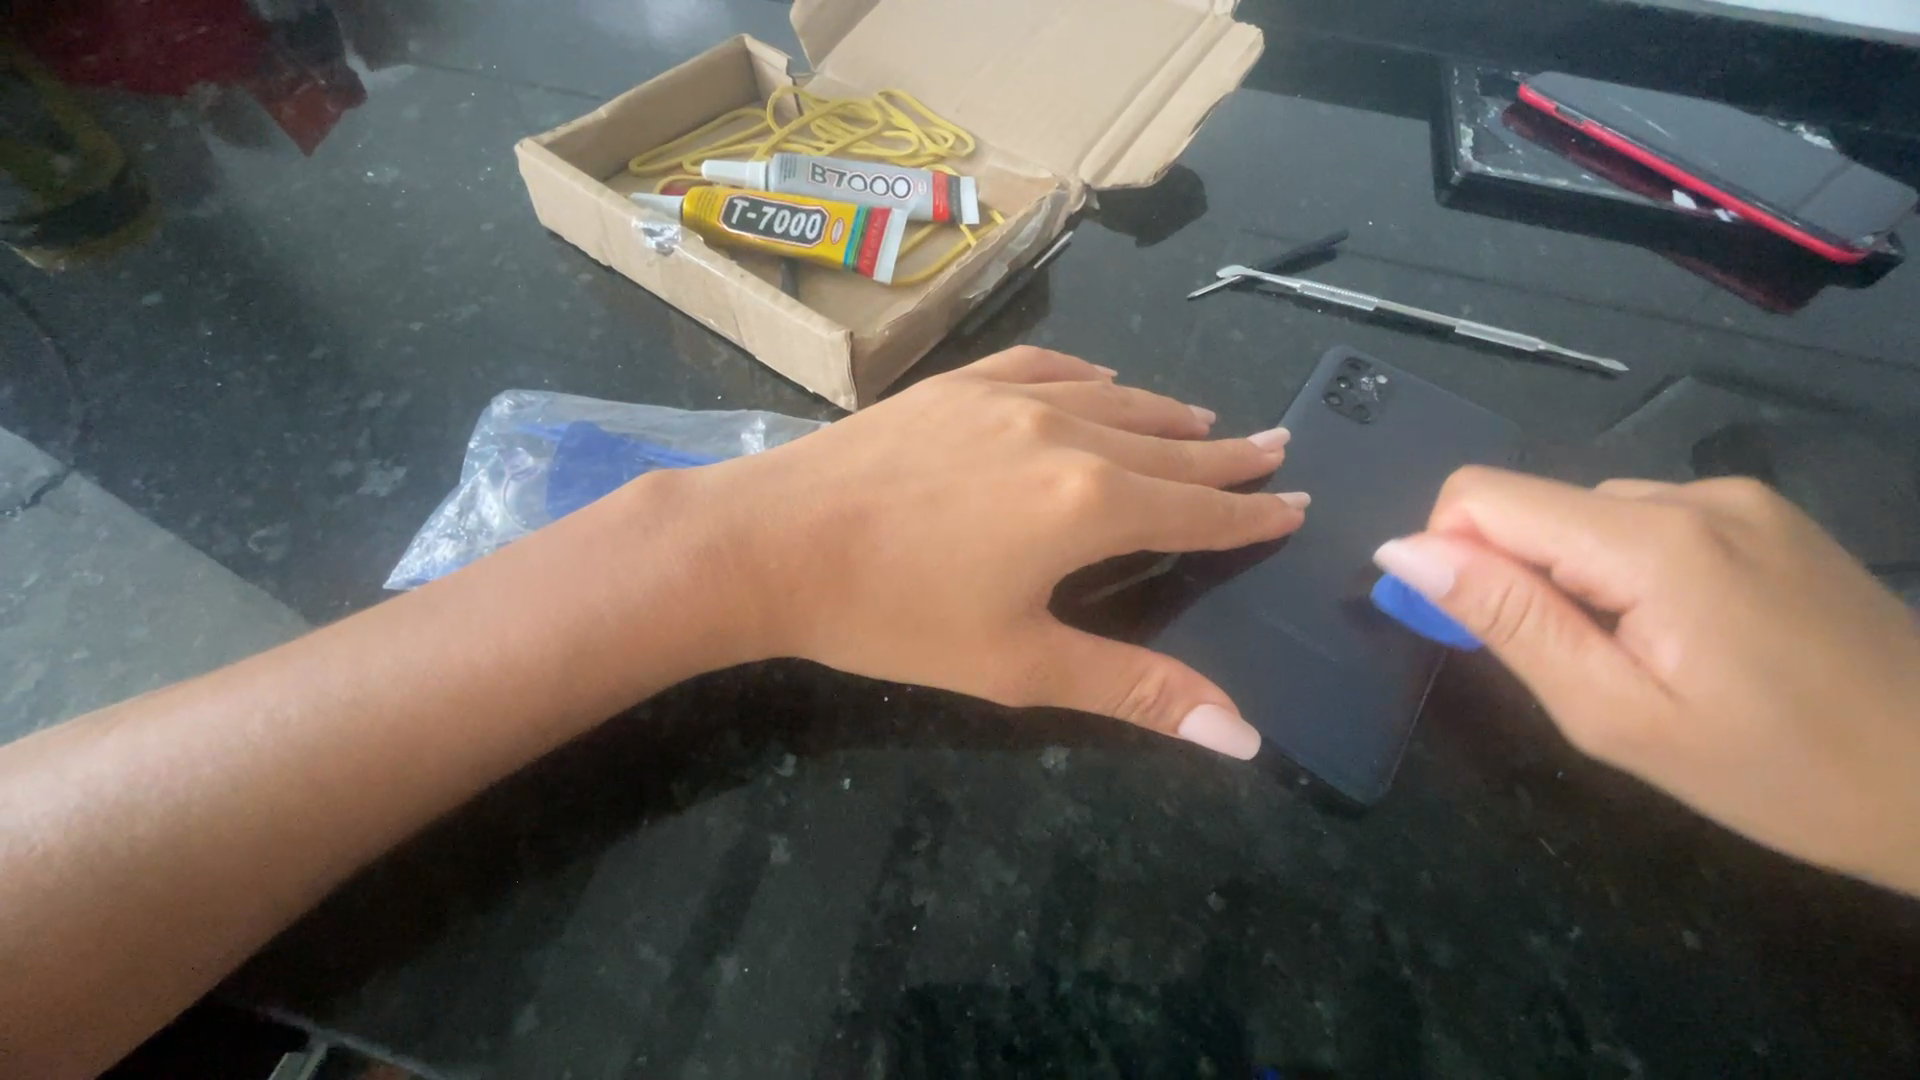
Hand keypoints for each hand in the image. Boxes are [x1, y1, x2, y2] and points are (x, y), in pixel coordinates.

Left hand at [685, 347, 1308, 758]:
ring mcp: (1004, 400)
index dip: (1250, 514)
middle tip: (1275, 448)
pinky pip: (1042, 368)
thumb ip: (1132, 689)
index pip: (1195, 513)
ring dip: (1165, 416)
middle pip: (1166, 450)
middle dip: (1225, 458)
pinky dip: (1086, 377)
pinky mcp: (954, 386)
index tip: (1296, 502)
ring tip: (1204, 424)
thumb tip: (1243, 734)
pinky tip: (1100, 380)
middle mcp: (1063, 436)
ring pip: (1112, 402)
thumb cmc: (892, 615)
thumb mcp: (1017, 665)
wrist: (770, 544)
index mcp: (1088, 506)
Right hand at [1373, 467, 1919, 893]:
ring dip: (1567, 578)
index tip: (1481, 628)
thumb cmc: (1779, 773)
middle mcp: (1690, 494)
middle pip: (1528, 506)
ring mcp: (1734, 499)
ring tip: (1632, 654)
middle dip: (1511, 576)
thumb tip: (1401, 551)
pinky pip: (1634, 523)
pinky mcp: (1759, 515)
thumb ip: (1503, 617)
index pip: (1479, 496)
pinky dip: (1614, 571)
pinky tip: (1674, 631)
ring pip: (1576, 516)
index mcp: (1651, 541)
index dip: (1448, 555)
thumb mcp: (1611, 712)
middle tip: (1568, 664)